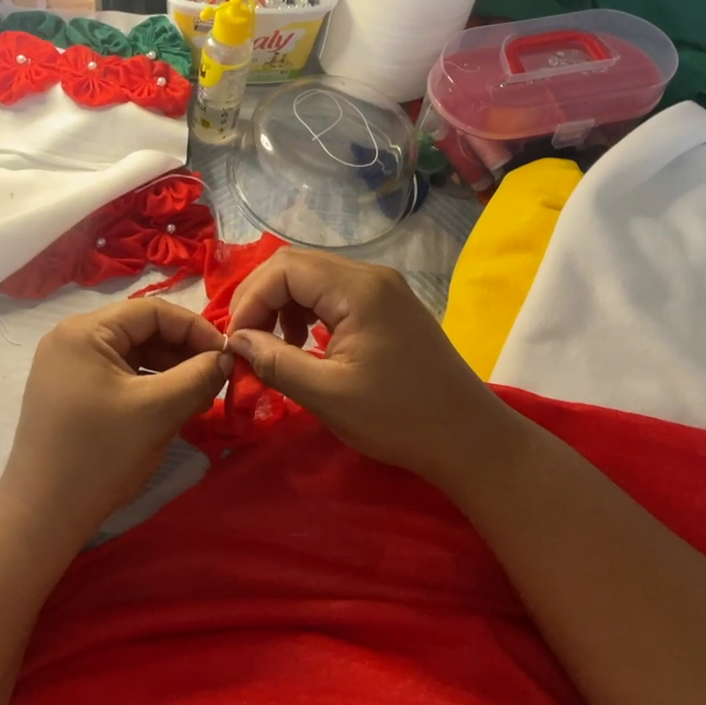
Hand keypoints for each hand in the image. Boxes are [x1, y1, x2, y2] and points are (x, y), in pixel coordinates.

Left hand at [0, 299, 232, 539]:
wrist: (44, 513)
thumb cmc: (101, 454)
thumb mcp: (158, 411)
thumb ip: (198, 377)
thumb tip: (227, 358)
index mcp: (84, 331)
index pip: (151, 311)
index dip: (194, 329)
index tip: (227, 356)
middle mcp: (70, 339)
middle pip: (140, 331)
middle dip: (182, 352)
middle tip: (216, 379)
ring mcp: (67, 368)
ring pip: (131, 355)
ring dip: (168, 371)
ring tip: (198, 397)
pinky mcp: (69, 394)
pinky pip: (118, 376)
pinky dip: (148, 387)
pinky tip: (171, 408)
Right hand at [226, 248, 512, 491]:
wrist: (468, 438)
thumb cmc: (398, 418)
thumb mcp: (327, 395)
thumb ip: (276, 362)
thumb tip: (237, 342)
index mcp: (358, 290)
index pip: (283, 269)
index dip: (250, 300)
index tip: (237, 342)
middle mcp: (371, 276)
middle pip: (297, 265)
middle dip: (262, 299)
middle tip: (246, 341)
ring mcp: (383, 288)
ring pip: (313, 277)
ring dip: (283, 305)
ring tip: (273, 346)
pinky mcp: (388, 305)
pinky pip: (333, 292)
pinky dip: (308, 312)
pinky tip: (304, 345)